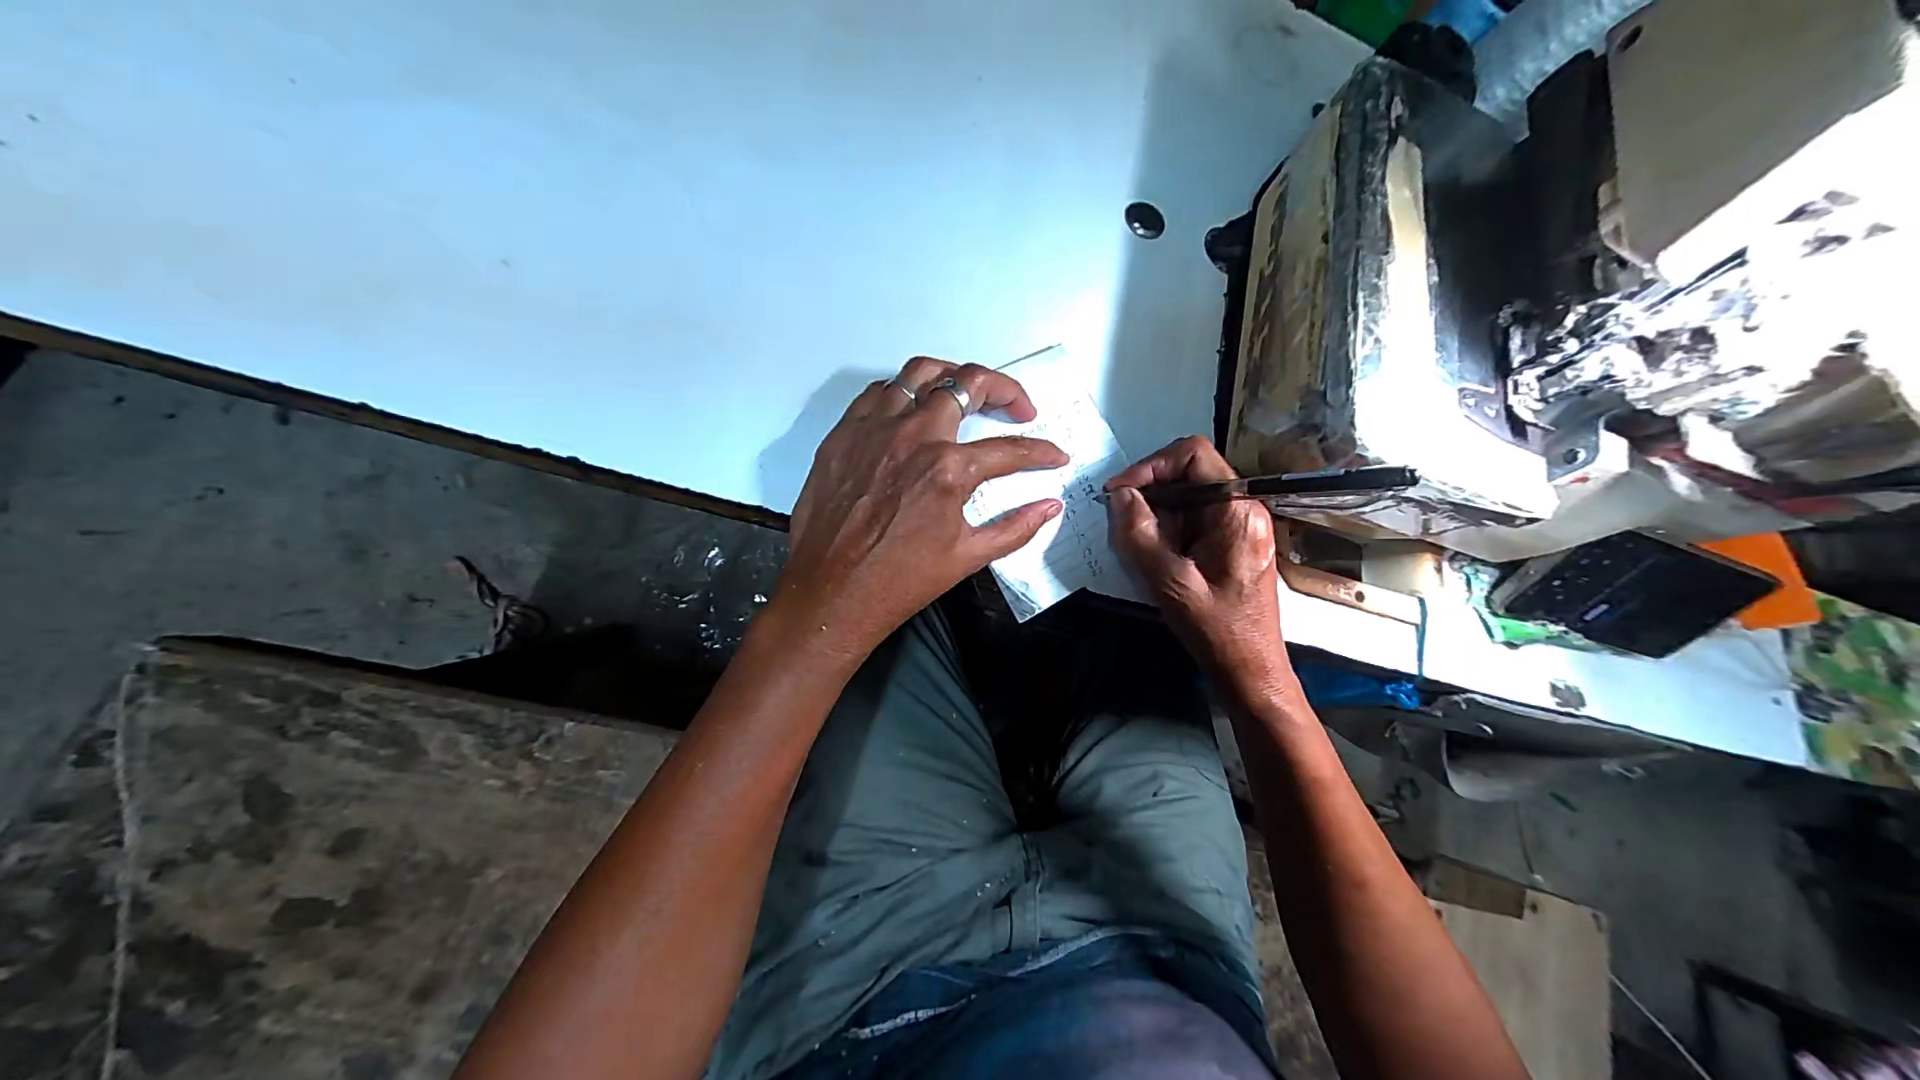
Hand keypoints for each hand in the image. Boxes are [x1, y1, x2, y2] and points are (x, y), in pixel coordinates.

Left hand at [773, 357, 1067, 661]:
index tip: (1050, 455)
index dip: (1040, 452)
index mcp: (947, 470)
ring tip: (966, 390)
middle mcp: (911, 438)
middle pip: (969, 384)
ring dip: (952, 376)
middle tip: (1015, 407)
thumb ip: (1015, 528)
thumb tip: (1047, 508)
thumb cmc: (894, 581)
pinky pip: (876, 392)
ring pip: (920, 373)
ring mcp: (873, 431)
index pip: (1009, 449)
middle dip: (1004, 390)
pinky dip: (901, 391)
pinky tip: (910, 407)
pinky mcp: (843, 435)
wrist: (832, 593)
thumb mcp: (967, 557)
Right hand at [1105, 436, 1292, 699]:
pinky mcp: (1231, 541)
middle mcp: (1244, 508)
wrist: (1250, 670)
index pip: (1193, 454)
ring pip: (1187, 496)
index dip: (1150, 465)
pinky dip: (1167, 528)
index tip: (1120, 492)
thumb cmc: (1216, 630)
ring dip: (1156, 513)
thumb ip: (1140, 534)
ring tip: (1138, 545)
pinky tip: (1154, 555)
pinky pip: (1193, 518)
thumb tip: (1119, 495)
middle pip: (1189, 472)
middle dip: (1150, 492)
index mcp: (1237, 510)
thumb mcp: (1169, 582)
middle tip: (1122, 521)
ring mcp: (1240, 524)